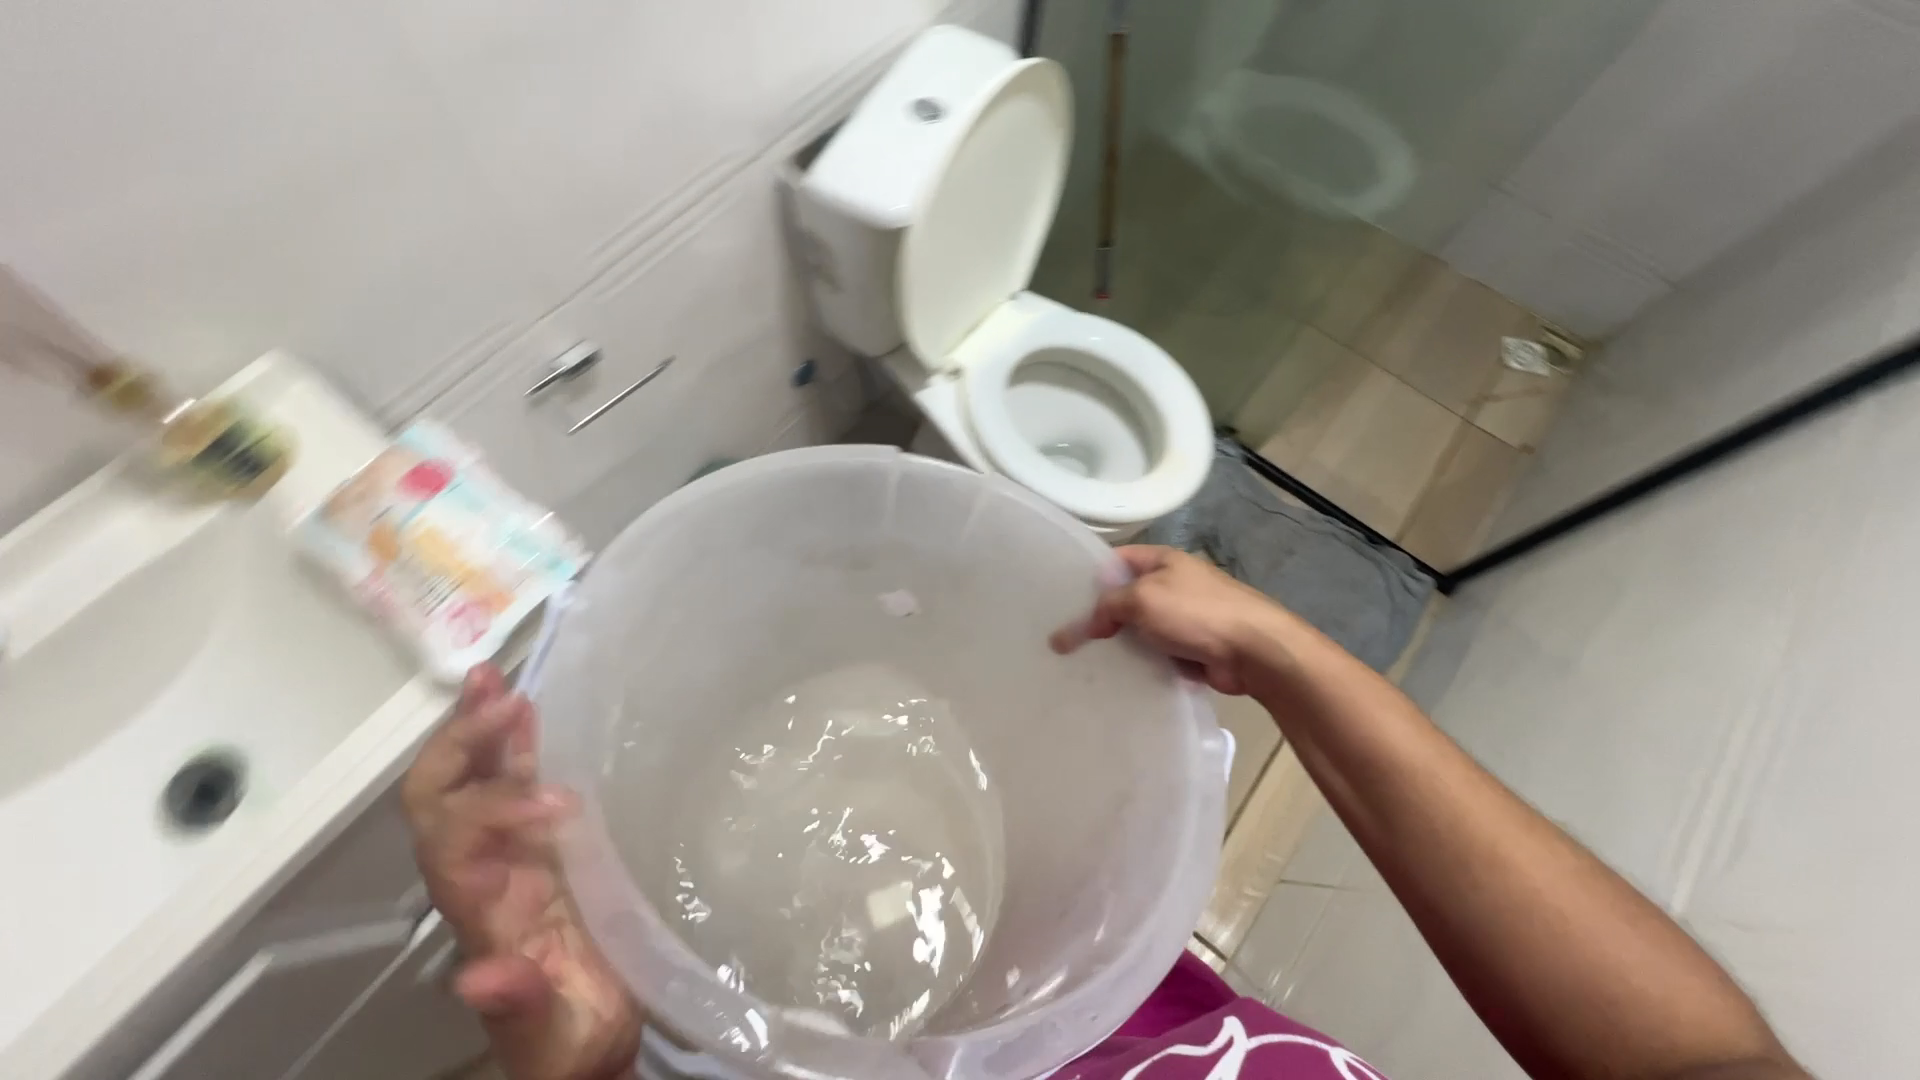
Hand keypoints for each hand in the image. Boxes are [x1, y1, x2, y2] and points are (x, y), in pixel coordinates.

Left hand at [403, 666, 642, 1079]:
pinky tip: (526, 710)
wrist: (586, 1045)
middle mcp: (482, 877)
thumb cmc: (571, 1043)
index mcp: (481, 915)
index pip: (457, 843)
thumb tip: (476, 978)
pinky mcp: (543, 851)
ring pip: (476, 782)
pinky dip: (516, 746)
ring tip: (493, 676)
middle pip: (442, 800)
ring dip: (479, 727)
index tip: (562, 803)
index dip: (496, 809)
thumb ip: (516, 1005)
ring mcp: (510, 859)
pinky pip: (517, 788)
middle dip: (461, 746)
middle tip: (498, 697)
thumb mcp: (554, 1037)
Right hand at [1049, 546, 1286, 695]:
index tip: (1061, 601)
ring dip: (1119, 646)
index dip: (1088, 578)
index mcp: (1161, 560)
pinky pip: (1154, 654)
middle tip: (1066, 639)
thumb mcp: (1142, 598)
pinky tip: (1116, 678)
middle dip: (1099, 617)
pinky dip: (1139, 664)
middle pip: (1123, 598)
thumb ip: (1106, 607)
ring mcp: (1182, 618)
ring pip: (1137, 630)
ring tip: (1084, 663)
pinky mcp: (1189, 649)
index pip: (1114, 561)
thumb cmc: (1197, 612)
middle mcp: (1171, 584)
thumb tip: (1081, 628)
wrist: (1254, 651)